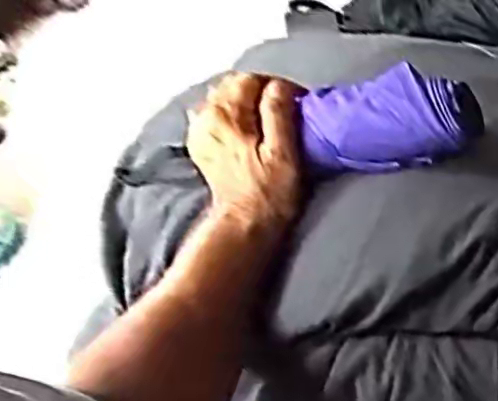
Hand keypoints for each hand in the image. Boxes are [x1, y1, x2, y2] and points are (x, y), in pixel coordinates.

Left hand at [187, 72, 303, 228]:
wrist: (246, 223)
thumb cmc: (271, 195)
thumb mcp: (284, 156)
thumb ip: (279, 117)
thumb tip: (280, 88)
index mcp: (229, 114)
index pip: (251, 80)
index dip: (277, 87)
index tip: (298, 100)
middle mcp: (207, 115)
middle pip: (232, 86)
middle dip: (259, 92)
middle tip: (285, 109)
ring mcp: (199, 129)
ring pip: (220, 99)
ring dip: (243, 103)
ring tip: (265, 120)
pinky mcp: (199, 144)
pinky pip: (211, 116)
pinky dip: (229, 117)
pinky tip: (243, 131)